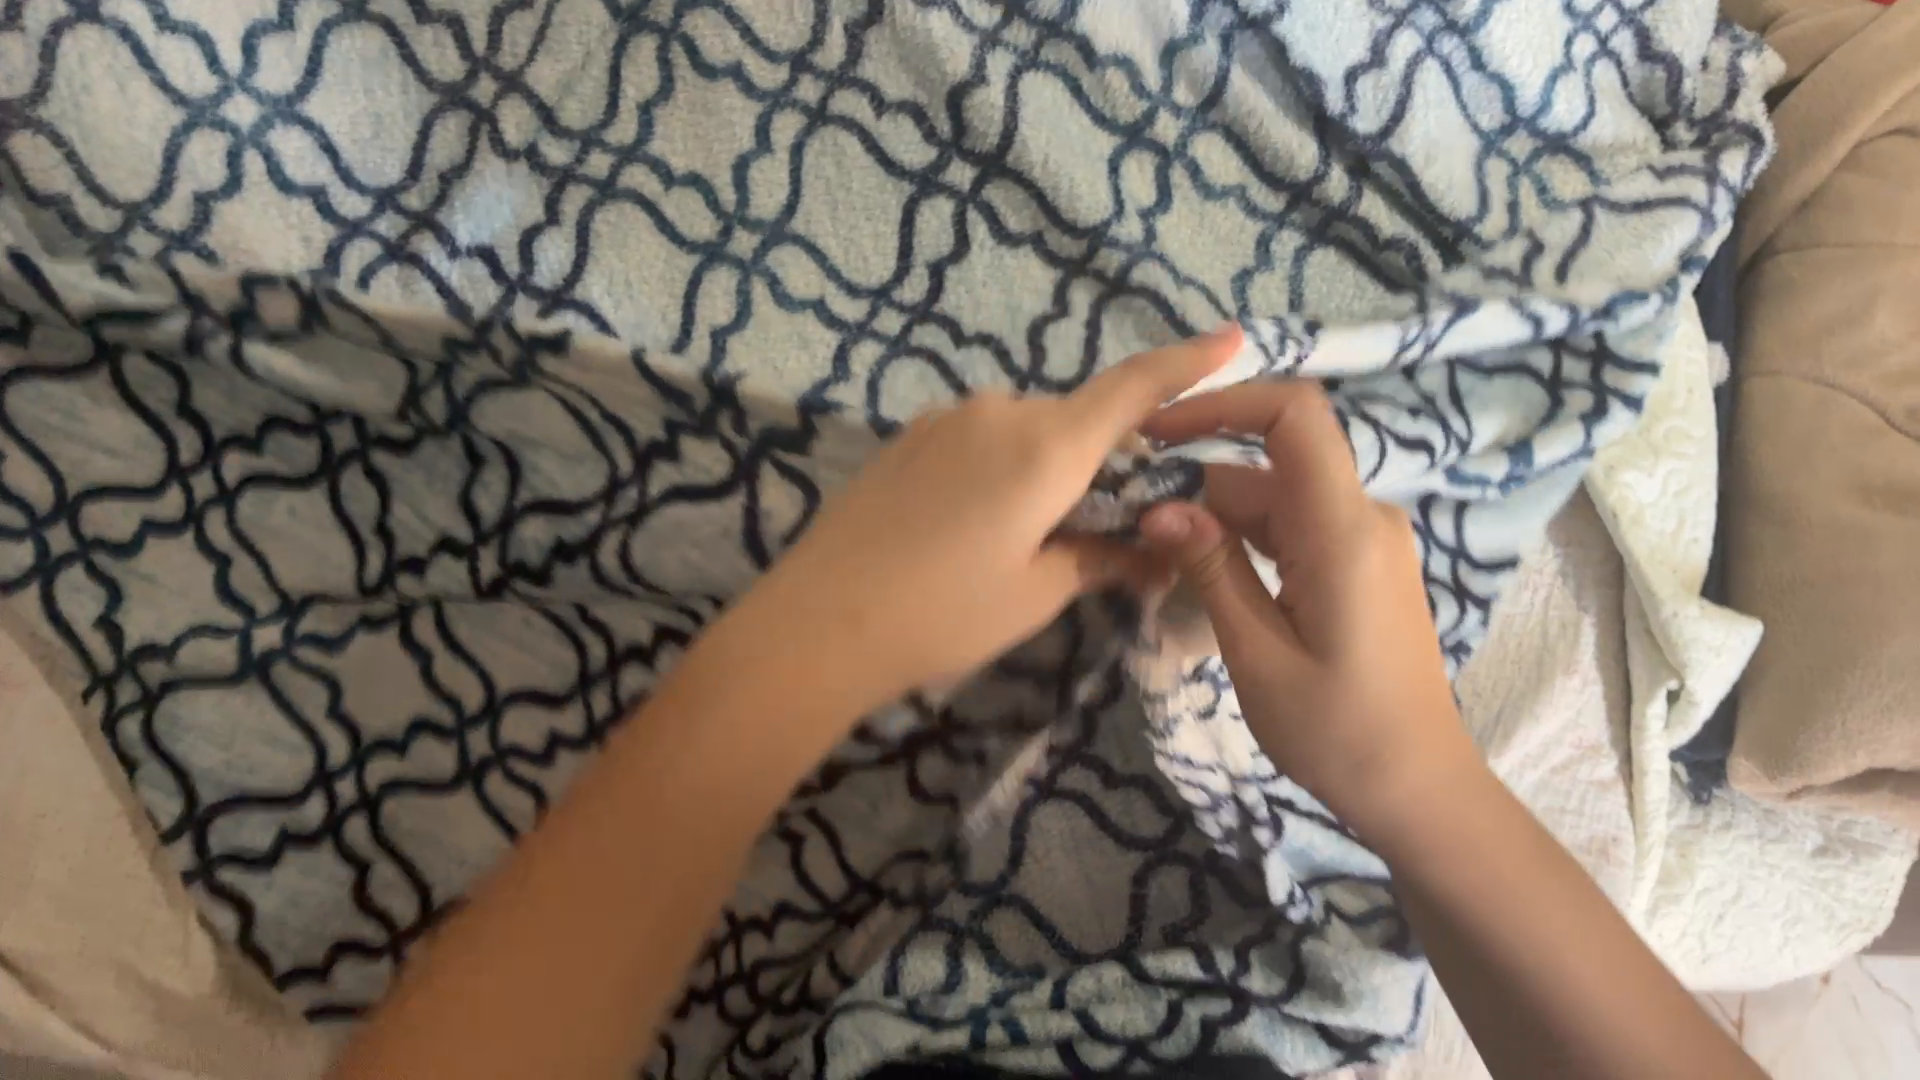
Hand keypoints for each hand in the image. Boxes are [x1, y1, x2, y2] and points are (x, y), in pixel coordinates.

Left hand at [708, 326, 1242, 716]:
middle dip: (1100, 461)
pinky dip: (1002, 468)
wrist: (820, 622)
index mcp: (1045, 446)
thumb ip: (1101, 559)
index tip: (1232, 336)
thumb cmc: (942, 614)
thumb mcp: (1035, 593)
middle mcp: (999, 411)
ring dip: (1045, 468)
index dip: (1187, 362)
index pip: (1132, 390)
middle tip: (1105, 525)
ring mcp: (947, 419)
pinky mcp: (910, 437)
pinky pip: (980, 439)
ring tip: (1025, 536)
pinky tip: (974, 524)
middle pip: (1076, 420)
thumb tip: (1155, 554)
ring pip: (1026, 432)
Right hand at [1137, 380, 1480, 840]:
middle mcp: (1361, 517)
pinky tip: (1201, 572)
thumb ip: (1211, 568)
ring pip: (1273, 498)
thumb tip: (1158, 507)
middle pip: (1268, 465)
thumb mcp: (1257, 652)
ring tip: (1154, 554)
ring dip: (1214, 518)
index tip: (1156, 431)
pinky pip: (1291, 528)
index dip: (1223, 402)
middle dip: (1196, 483)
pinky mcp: (1356, 564)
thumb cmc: (1337, 730)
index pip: (1294, 415)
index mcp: (1342, 530)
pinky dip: (1242, 540)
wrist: (1417, 789)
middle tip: (1130, 522)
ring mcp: (1362, 540)